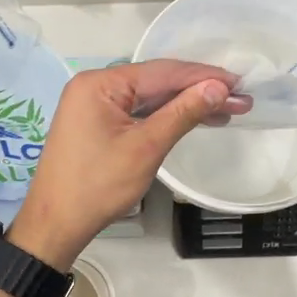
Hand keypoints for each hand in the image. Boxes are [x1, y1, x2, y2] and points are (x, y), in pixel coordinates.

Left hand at [9, 61, 244, 267]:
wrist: (55, 224)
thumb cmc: (98, 186)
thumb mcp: (146, 148)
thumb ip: (182, 113)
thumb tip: (218, 88)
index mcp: (100, 83)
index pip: (162, 72)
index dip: (203, 76)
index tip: (238, 83)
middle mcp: (95, 86)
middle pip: (157, 81)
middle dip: (199, 90)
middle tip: (241, 100)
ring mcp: (94, 105)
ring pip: (150, 97)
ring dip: (186, 104)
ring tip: (228, 111)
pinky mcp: (97, 124)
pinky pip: (138, 111)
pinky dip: (166, 116)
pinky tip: (194, 119)